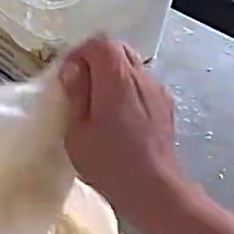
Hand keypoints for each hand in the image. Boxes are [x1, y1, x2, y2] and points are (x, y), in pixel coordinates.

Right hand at [58, 38, 196, 215]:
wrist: (154, 189)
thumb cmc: (109, 163)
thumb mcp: (77, 130)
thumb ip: (76, 94)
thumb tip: (73, 70)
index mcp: (117, 80)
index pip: (100, 44)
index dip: (80, 54)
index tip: (68, 77)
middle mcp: (142, 78)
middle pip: (118, 49)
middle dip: (95, 60)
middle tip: (79, 86)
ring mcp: (158, 91)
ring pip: (131, 66)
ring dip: (111, 75)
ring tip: (97, 104)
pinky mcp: (165, 106)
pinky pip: (141, 84)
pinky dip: (126, 90)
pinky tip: (117, 117)